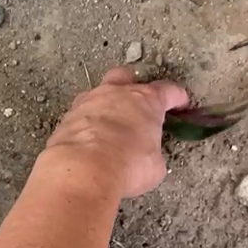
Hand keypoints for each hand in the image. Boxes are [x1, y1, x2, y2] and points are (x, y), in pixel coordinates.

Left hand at [38, 67, 188, 199]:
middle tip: (136, 100)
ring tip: (108, 123)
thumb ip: (153, 155)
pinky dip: (85, 124)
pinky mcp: (67, 118)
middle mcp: (116, 94)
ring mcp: (88, 103)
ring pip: (98, 93)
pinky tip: (87, 138)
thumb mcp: (154, 167)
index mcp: (146, 100)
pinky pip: (79, 116)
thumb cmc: (126, 165)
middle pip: (126, 77)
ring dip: (104, 105)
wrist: (83, 169)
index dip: (176, 97)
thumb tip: (148, 160)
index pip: (167, 91)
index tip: (181, 103)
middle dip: (132, 85)